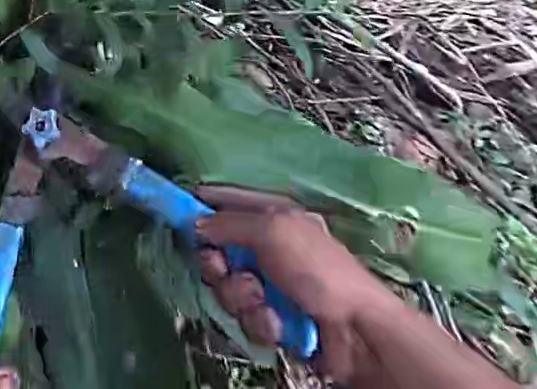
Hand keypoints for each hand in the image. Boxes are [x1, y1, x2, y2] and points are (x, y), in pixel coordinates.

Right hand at [193, 186, 403, 383]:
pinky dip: (259, 321)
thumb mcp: (272, 231)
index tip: (177, 216)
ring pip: (227, 286)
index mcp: (269, 216)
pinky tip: (277, 324)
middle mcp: (265, 246)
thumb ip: (229, 223)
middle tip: (222, 269)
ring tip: (263, 302)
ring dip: (241, 296)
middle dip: (217, 264)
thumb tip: (196, 223)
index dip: (199, 208)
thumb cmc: (318, 269)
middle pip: (216, 249)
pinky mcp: (273, 319)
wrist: (359, 334)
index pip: (223, 202)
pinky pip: (245, 317)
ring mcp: (269, 284)